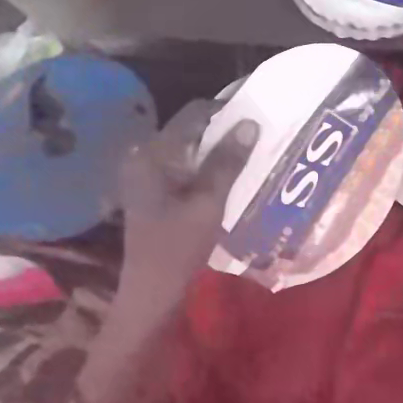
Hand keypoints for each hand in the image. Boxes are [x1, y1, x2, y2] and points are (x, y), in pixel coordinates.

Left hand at [113, 100, 258, 328]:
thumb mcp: (208, 203)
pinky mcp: (152, 191)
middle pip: (189, 129)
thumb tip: (250, 123)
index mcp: (152, 154)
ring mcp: (145, 174)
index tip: (257, 111)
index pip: (192, 114)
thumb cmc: (177, 248)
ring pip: (188, 148)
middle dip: (223, 129)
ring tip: (250, 151)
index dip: (225, 108)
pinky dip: (206, 166)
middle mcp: (143, 156)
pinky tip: (230, 174)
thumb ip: (227, 162)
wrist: (151, 294)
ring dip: (217, 149)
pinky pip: (183, 166)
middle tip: (258, 133)